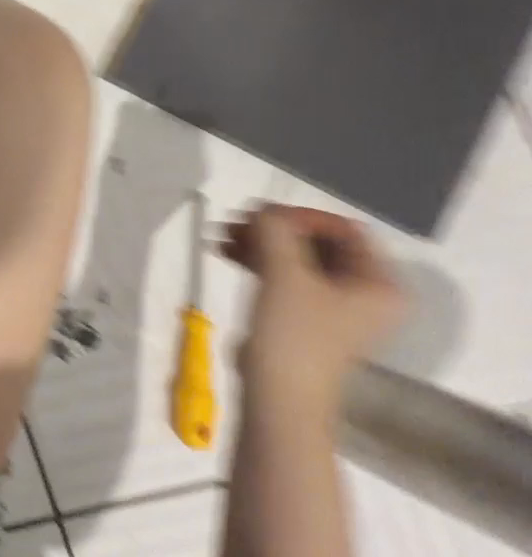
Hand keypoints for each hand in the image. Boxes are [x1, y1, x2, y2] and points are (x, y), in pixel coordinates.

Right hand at [221, 204, 404, 407]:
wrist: (280, 392)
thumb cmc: (294, 333)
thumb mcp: (285, 274)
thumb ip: (276, 232)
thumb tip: (265, 210)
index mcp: (381, 283)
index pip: (345, 230)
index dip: (300, 217)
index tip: (258, 218)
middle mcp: (367, 292)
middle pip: (319, 242)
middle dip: (274, 229)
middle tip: (233, 224)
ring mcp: (338, 305)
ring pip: (298, 257)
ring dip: (261, 242)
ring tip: (221, 237)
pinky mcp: (309, 315)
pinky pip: (288, 275)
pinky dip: (260, 260)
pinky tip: (227, 253)